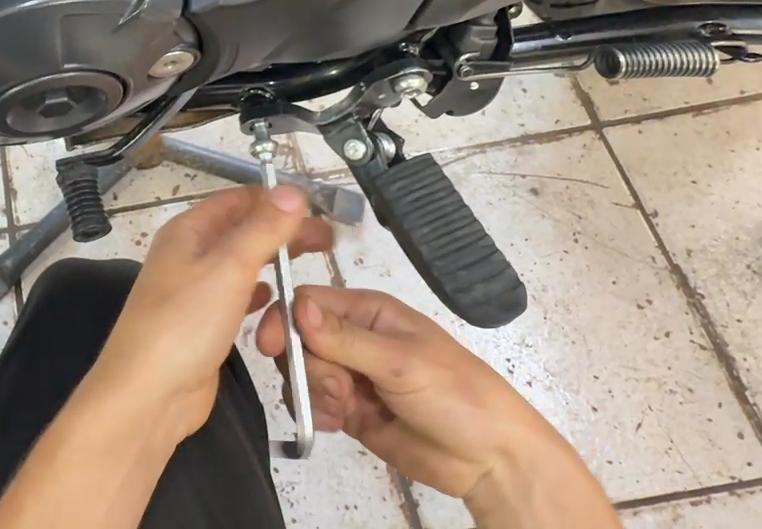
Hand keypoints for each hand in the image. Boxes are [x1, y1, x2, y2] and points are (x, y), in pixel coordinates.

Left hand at [86, 185, 329, 442]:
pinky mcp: (202, 321)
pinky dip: (258, 290)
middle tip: (328, 241)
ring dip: (273, 258)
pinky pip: (236, 294)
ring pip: (241, 262)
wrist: (149, 393)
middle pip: (241, 229)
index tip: (317, 209)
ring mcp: (194, 288)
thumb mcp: (229, 267)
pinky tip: (275, 296)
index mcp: (188, 230)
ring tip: (310, 264)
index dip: (275, 199)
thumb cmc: (185, 322)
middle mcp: (188, 252)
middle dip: (282, 230)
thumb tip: (293, 191)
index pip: (237, 199)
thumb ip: (263, 229)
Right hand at [254, 285, 604, 521]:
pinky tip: (337, 423)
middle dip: (308, 366)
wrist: (491, 459)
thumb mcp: (400, 361)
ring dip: (312, 391)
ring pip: (302, 372)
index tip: (270, 348)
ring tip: (343, 409)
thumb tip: (297, 307)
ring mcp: (350, 374)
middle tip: (339, 389)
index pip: (307, 302)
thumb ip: (345, 338)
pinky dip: (315, 413)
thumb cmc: (454, 394)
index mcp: (366, 311)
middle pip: (298, 340)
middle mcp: (352, 337)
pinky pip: (312, 403)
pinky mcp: (349, 409)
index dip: (284, 320)